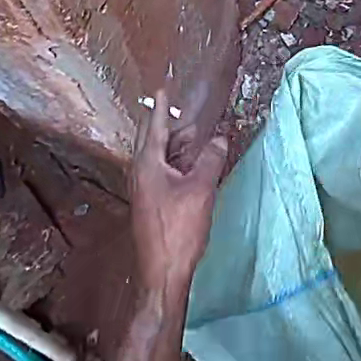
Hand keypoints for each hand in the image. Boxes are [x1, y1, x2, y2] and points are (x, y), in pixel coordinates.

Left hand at [129, 87, 227, 298]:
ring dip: (176, 146)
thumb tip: (220, 138)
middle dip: (170, 126)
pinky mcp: (150, 203)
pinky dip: (176, 163)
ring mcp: (143, 188)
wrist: (162, 272)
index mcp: (147, 163)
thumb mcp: (201, 189)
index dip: (161, 106)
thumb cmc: (179, 228)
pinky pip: (162, 172)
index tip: (163, 88)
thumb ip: (210, 159)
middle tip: (186, 114)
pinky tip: (192, 167)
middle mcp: (140, 172)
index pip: (154, 126)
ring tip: (196, 138)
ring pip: (158, 157)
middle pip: (154, 140)